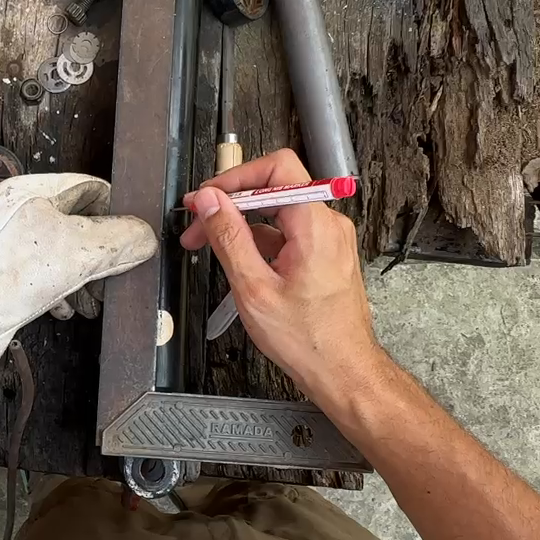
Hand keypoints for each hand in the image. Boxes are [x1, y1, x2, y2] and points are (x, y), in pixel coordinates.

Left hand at [0, 173, 156, 390]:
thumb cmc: (4, 278)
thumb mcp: (79, 252)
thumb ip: (120, 240)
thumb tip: (145, 237)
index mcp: (34, 191)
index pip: (90, 188)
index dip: (116, 213)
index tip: (131, 237)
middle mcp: (18, 211)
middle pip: (77, 223)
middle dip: (100, 254)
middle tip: (114, 274)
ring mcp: (8, 241)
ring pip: (60, 252)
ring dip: (82, 277)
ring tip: (93, 301)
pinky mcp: (1, 269)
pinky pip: (40, 272)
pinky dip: (59, 289)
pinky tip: (65, 307)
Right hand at [179, 149, 382, 407]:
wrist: (342, 371)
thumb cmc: (308, 339)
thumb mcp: (253, 288)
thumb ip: (229, 237)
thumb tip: (209, 201)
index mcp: (315, 225)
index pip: (277, 169)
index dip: (235, 177)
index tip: (206, 197)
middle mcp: (327, 225)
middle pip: (273, 188)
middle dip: (230, 203)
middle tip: (197, 223)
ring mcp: (328, 239)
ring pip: (277, 212)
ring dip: (240, 224)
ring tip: (208, 245)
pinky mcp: (324, 253)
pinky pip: (286, 232)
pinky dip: (257, 240)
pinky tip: (236, 261)